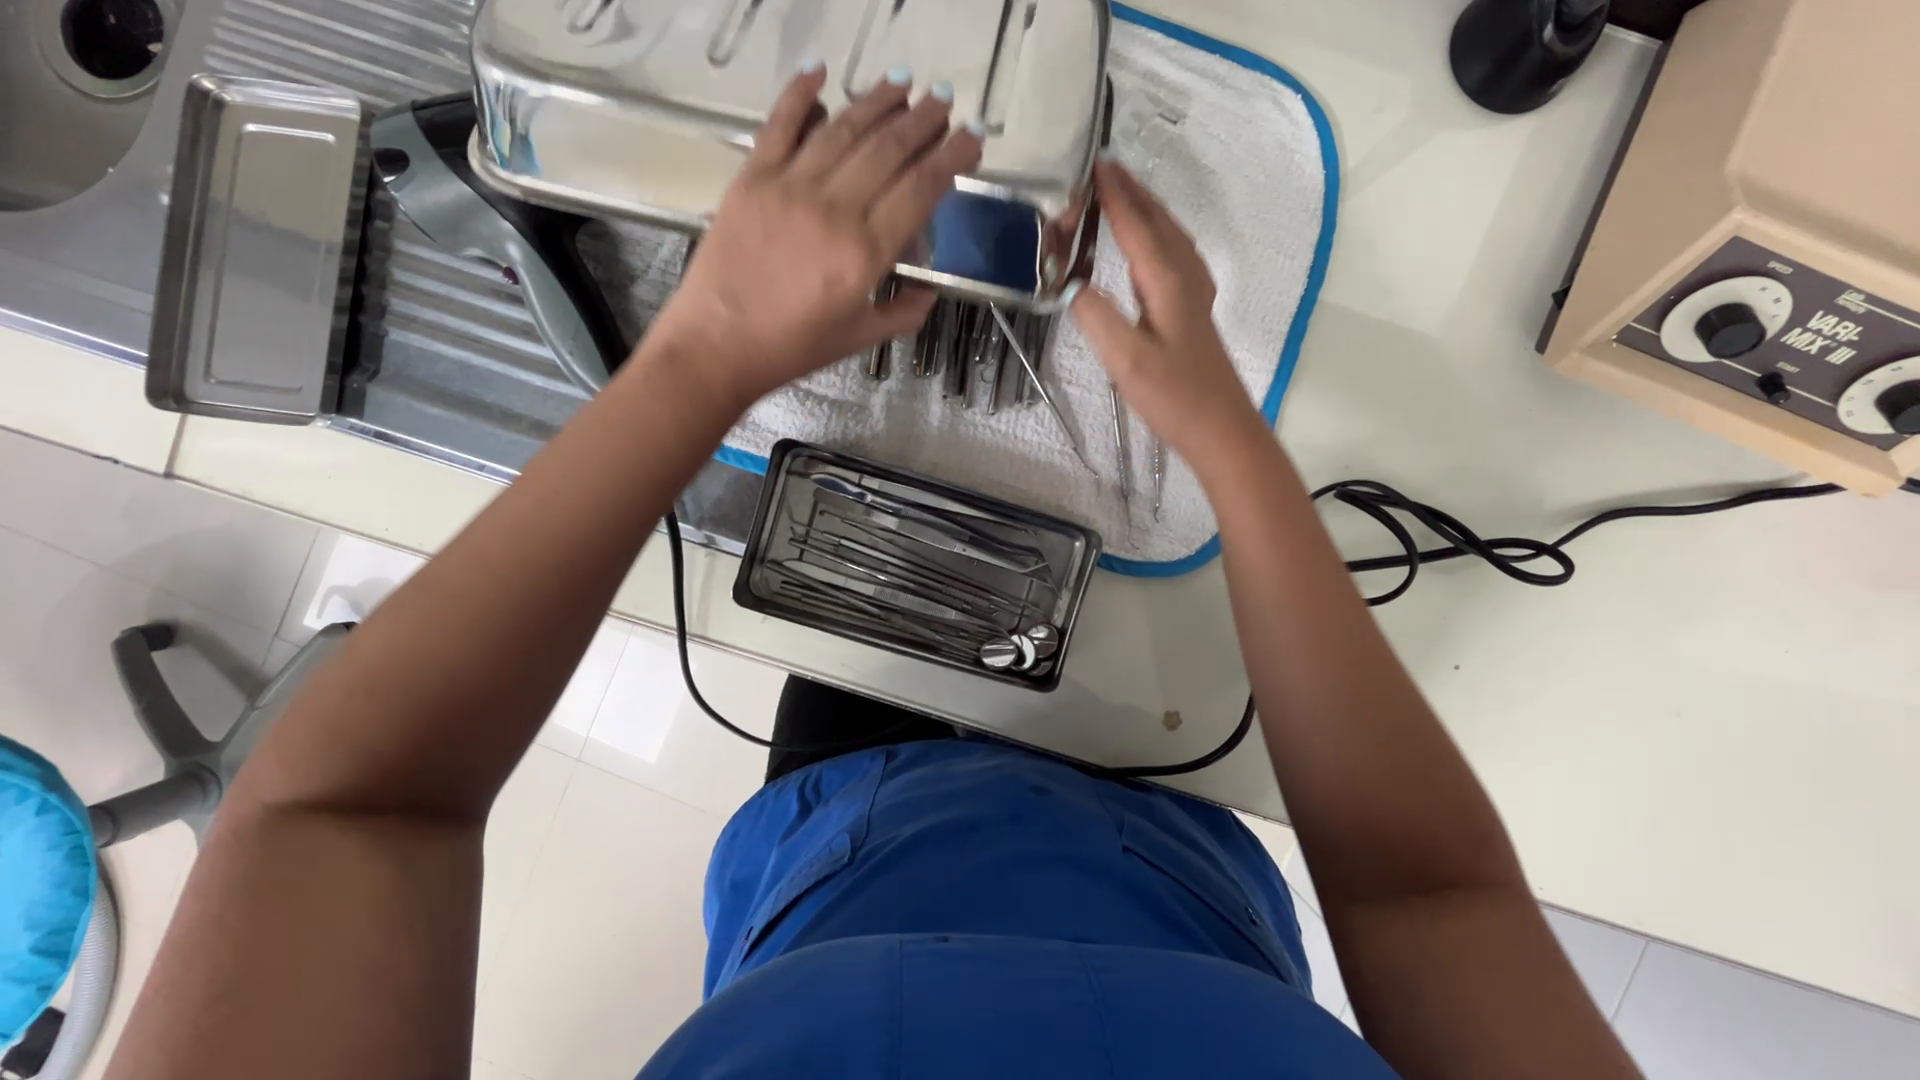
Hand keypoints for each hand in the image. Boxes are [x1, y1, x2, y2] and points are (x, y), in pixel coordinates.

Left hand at [640, 67, 982, 406]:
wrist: (716, 347)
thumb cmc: (792, 348)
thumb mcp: (859, 338)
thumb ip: (904, 312)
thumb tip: (930, 289)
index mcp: (865, 253)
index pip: (920, 189)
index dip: (951, 157)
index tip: (972, 138)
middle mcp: (833, 211)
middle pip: (888, 150)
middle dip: (923, 121)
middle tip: (944, 101)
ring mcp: (789, 188)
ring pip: (844, 130)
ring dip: (878, 101)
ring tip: (904, 84)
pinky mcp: (752, 178)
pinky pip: (780, 124)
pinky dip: (800, 94)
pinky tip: (821, 72)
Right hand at [1070, 162, 1268, 466]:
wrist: (1220, 428)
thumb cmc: (1173, 396)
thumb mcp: (1126, 359)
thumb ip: (1095, 315)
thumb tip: (1068, 283)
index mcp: (1166, 280)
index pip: (1135, 224)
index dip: (1113, 195)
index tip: (1092, 164)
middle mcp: (1184, 276)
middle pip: (1157, 221)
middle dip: (1131, 192)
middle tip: (1103, 167)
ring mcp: (1194, 292)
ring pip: (1170, 235)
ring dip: (1146, 210)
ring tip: (1121, 194)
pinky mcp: (1194, 310)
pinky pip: (1174, 254)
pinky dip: (1157, 235)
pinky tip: (1150, 245)